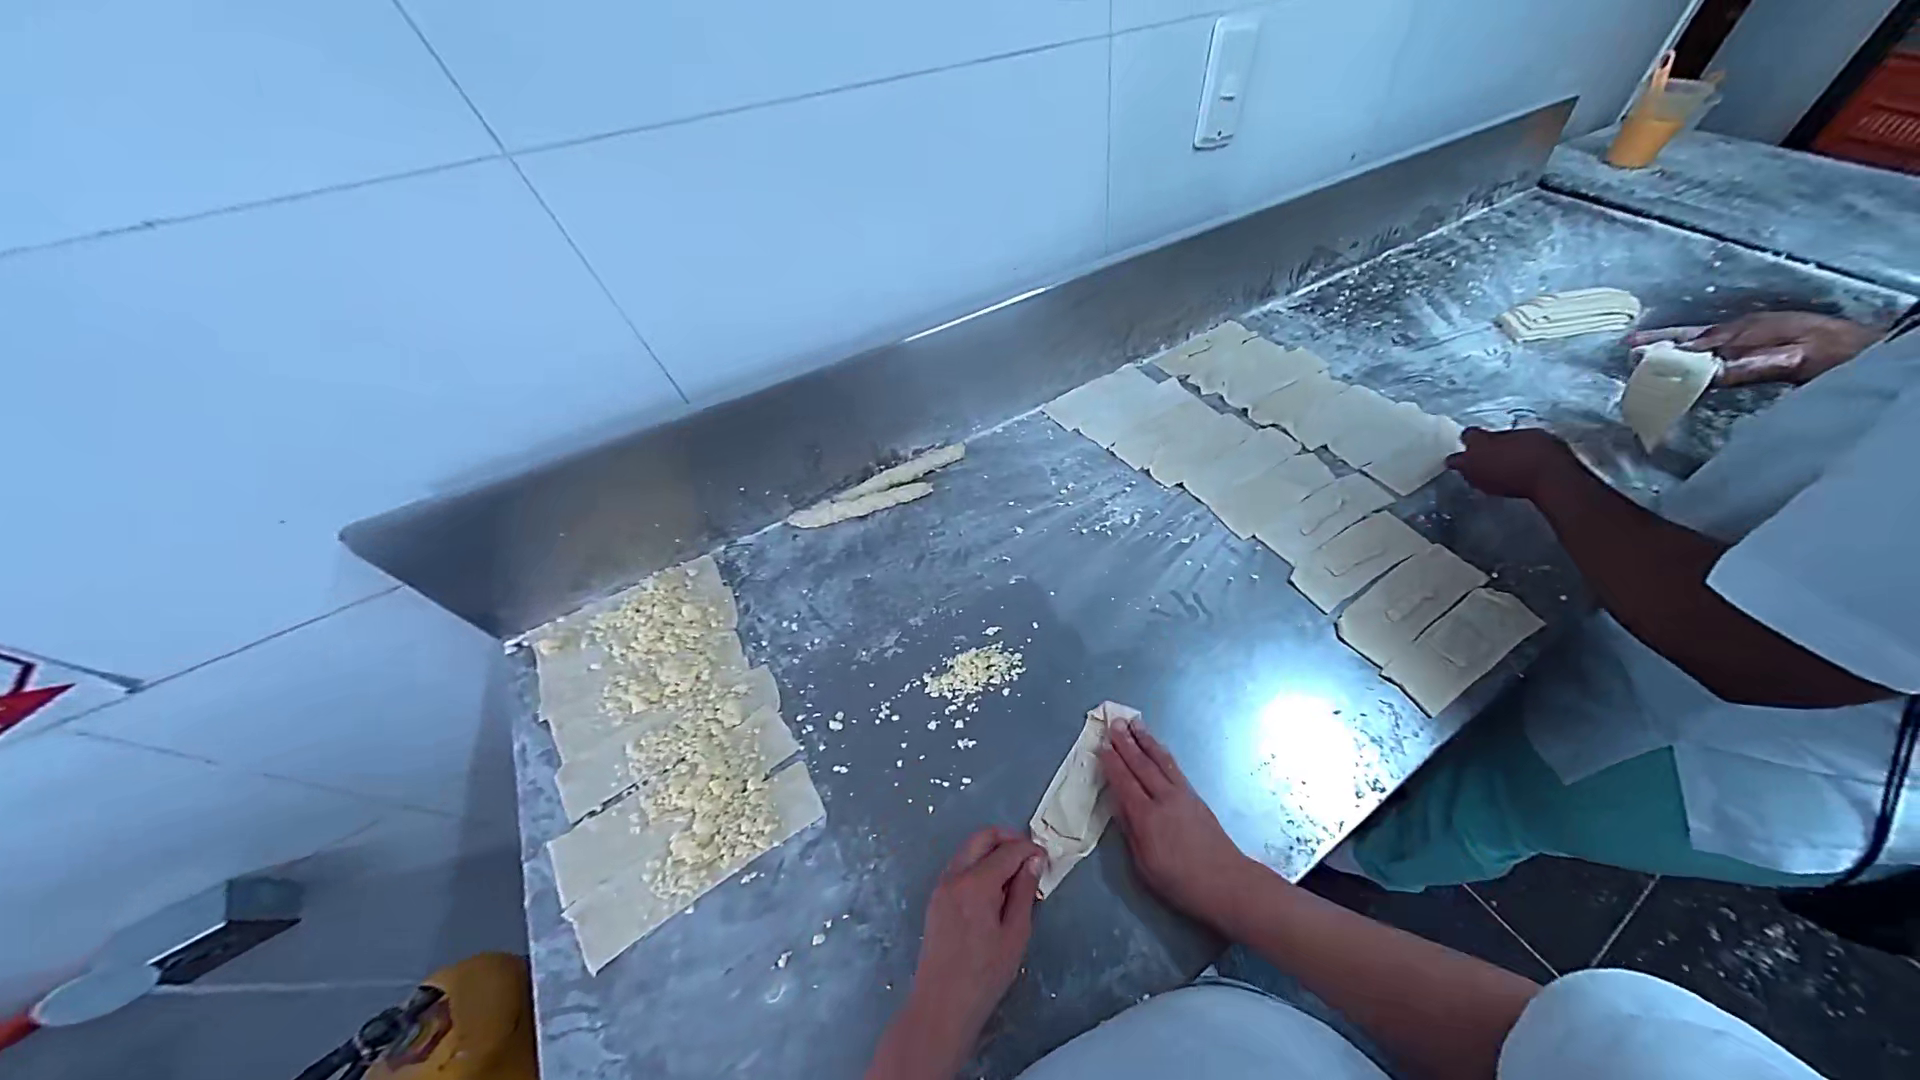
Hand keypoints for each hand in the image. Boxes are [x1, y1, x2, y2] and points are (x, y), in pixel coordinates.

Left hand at [909, 827, 1042, 1031]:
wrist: (941, 1005)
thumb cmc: (984, 976)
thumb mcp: (1015, 935)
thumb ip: (1024, 893)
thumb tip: (1033, 862)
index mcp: (975, 884)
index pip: (1007, 850)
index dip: (1029, 849)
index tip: (1045, 857)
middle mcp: (954, 875)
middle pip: (982, 837)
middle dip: (1007, 839)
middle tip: (1029, 856)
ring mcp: (941, 885)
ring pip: (969, 849)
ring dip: (992, 851)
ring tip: (1014, 874)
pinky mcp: (936, 897)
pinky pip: (960, 866)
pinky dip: (978, 865)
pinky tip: (993, 888)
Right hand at [1099, 715, 1257, 931]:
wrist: (1227, 883)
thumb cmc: (1180, 881)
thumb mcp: (1144, 864)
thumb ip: (1129, 830)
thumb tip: (1119, 803)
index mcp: (1146, 817)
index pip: (1124, 782)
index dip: (1112, 762)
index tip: (1101, 745)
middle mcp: (1163, 799)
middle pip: (1141, 765)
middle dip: (1125, 743)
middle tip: (1114, 722)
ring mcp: (1181, 795)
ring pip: (1159, 760)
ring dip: (1145, 740)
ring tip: (1134, 723)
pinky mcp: (1194, 796)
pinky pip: (1173, 768)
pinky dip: (1162, 754)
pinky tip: (1156, 747)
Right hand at [1444, 427, 1574, 500]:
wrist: (1554, 478)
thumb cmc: (1510, 478)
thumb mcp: (1476, 476)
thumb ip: (1463, 466)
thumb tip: (1453, 460)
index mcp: (1482, 441)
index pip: (1468, 435)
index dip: (1467, 442)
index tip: (1466, 451)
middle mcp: (1506, 433)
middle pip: (1494, 436)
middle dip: (1492, 445)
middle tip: (1491, 460)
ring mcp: (1533, 435)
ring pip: (1516, 440)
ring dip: (1514, 449)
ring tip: (1515, 466)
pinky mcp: (1554, 443)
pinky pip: (1537, 447)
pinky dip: (1533, 454)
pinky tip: (1533, 468)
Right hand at [1625, 311, 1880, 386]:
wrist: (1877, 347)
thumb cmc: (1835, 354)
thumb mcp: (1792, 360)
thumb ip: (1745, 367)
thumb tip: (1699, 374)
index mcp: (1746, 332)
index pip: (1693, 344)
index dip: (1663, 351)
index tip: (1633, 357)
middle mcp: (1744, 328)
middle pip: (1692, 335)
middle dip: (1659, 340)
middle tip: (1626, 345)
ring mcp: (1753, 331)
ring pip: (1701, 337)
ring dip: (1671, 342)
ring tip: (1642, 347)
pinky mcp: (1760, 339)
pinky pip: (1714, 341)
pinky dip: (1690, 346)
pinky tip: (1683, 353)